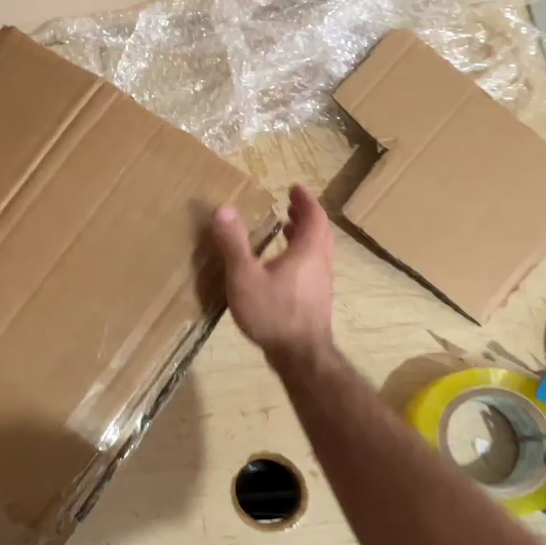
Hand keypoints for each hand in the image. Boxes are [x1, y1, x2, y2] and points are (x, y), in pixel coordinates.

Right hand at [212, 184, 336, 361]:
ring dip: (305, 236)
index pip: (314, 216)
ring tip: (287, 231)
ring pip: (319, 251)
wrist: (300, 356)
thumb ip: (234, 243)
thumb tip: (223, 208)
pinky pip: (313, 268)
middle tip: (290, 206)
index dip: (305, 200)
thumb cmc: (273, 313)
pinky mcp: (316, 302)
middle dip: (306, 216)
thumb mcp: (245, 276)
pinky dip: (302, 256)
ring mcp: (321, 284)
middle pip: (321, 232)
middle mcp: (321, 264)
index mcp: (308, 251)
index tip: (294, 188)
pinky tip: (282, 269)